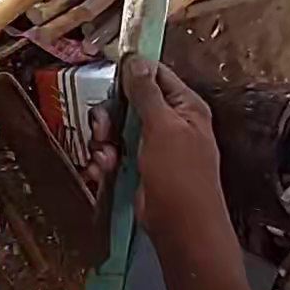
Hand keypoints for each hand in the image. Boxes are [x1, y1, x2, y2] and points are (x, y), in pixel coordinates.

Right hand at [84, 55, 228, 248]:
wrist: (182, 231)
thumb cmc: (179, 176)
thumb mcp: (163, 128)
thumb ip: (147, 93)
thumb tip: (136, 59)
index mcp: (185, 106)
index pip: (156, 74)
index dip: (132, 72)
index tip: (106, 74)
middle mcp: (170, 121)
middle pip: (130, 100)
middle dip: (111, 114)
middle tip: (104, 130)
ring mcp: (154, 144)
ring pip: (118, 125)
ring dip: (105, 140)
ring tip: (106, 157)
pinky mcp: (139, 165)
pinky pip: (116, 150)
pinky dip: (107, 159)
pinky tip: (105, 170)